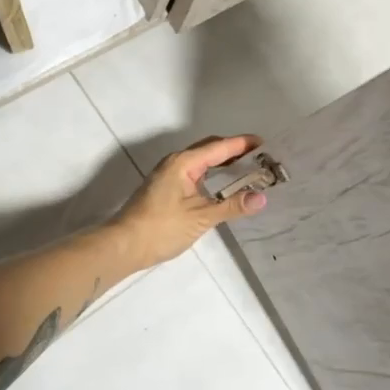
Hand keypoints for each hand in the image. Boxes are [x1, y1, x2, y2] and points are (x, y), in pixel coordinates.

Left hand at [109, 135, 269, 268]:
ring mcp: (168, 175)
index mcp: (184, 163)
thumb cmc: (161, 228)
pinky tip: (222, 188)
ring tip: (247, 172)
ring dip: (223, 163)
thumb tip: (262, 198)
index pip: (219, 147)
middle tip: (260, 160)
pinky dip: (212, 175)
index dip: (242, 144)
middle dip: (234, 152)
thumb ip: (232, 206)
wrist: (124, 245)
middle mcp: (175, 162)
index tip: (265, 144)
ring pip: (201, 161)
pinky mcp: (165, 188)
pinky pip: (195, 173)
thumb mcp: (201, 217)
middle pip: (210, 149)